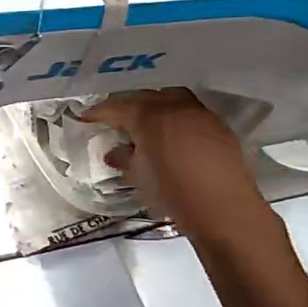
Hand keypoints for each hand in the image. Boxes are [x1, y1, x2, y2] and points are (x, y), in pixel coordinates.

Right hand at [82, 89, 257, 229]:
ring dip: (152, 105)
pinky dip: (173, 116)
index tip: (85, 118)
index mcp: (149, 116)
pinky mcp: (218, 127)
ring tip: (141, 121)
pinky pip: (189, 111)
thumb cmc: (172, 193)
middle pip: (144, 97)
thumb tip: (115, 152)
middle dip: (124, 105)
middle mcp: (175, 107)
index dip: (98, 113)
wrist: (222, 210)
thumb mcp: (138, 178)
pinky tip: (168, 133)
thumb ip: (124, 159)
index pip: (117, 107)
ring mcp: (200, 114)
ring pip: (170, 98)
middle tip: (110, 118)